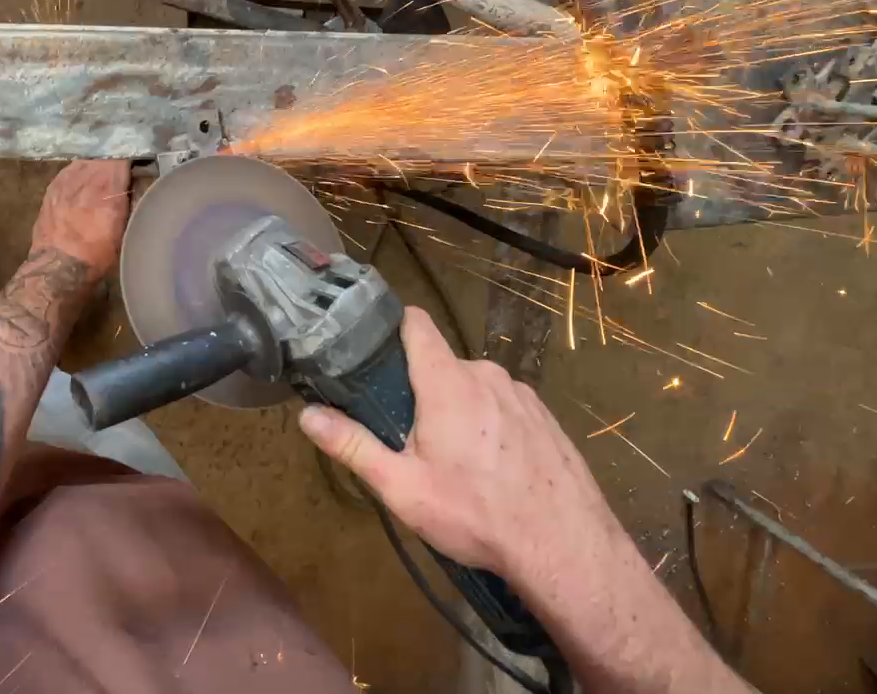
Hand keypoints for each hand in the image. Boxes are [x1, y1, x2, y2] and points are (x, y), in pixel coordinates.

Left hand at [28, 160, 130, 283]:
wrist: (59, 267)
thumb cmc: (98, 254)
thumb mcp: (127, 231)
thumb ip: (134, 202)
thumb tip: (141, 184)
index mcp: (109, 187)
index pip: (123, 158)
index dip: (131, 162)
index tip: (136, 169)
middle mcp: (87, 177)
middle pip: (104, 157)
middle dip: (113, 165)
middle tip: (119, 177)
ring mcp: (66, 180)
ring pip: (86, 162)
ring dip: (95, 168)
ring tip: (100, 181)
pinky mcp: (51, 187)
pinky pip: (69, 171)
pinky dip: (78, 175)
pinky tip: (81, 186)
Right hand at [298, 308, 626, 589]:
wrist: (570, 554)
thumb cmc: (477, 515)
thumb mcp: (402, 487)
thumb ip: (352, 445)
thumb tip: (306, 415)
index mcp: (448, 381)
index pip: (415, 323)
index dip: (390, 326)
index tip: (370, 349)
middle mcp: (486, 375)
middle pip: (439, 363)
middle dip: (420, 388)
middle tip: (410, 434)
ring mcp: (523, 395)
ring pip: (473, 386)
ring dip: (457, 407)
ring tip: (454, 458)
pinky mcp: (547, 419)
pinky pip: (504, 405)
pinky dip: (490, 423)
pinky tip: (493, 468)